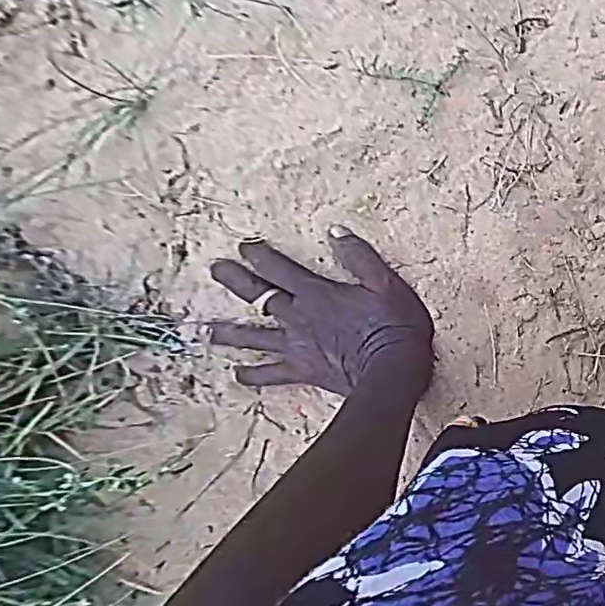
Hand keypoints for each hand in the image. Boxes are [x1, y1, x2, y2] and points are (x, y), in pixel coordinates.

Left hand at [209, 228, 434, 396]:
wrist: (393, 368)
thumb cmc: (395, 325)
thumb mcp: (387, 284)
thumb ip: (360, 257)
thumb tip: (336, 230)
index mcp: (316, 293)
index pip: (279, 268)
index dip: (260, 256)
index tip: (246, 248)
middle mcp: (298, 317)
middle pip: (258, 296)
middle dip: (236, 280)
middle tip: (217, 270)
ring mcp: (298, 345)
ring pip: (255, 336)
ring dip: (231, 332)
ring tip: (209, 330)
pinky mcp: (304, 370)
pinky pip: (272, 374)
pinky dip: (254, 375)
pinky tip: (239, 375)